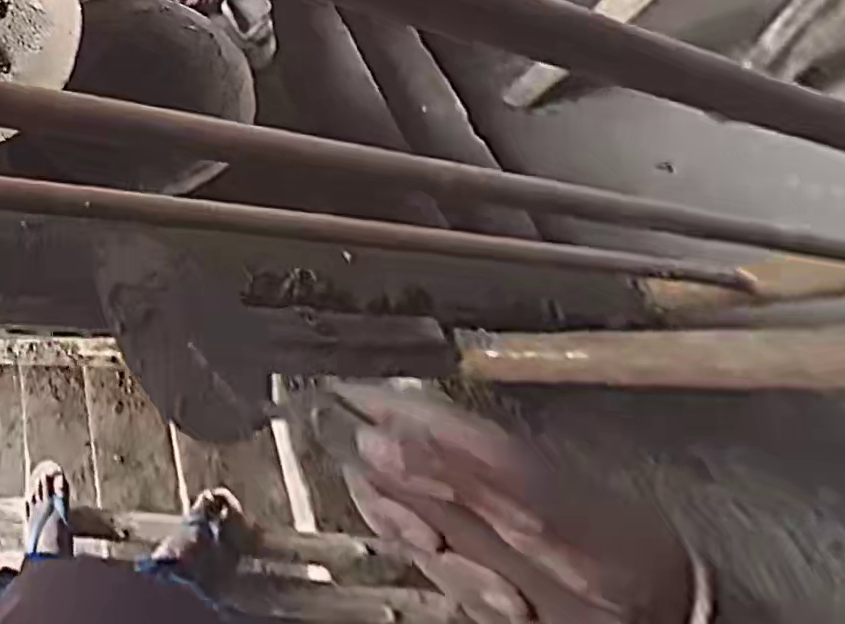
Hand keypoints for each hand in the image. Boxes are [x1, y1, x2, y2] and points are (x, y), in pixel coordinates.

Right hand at [336, 384, 696, 623]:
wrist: (664, 605)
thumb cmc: (601, 535)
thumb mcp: (526, 495)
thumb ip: (445, 463)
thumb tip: (367, 439)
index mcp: (436, 422)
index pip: (353, 399)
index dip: (338, 424)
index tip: (364, 468)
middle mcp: (426, 454)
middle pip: (359, 465)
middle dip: (390, 513)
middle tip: (431, 543)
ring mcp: (436, 499)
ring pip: (386, 516)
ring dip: (433, 560)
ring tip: (498, 590)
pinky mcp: (450, 543)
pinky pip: (419, 558)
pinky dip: (456, 585)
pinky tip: (504, 599)